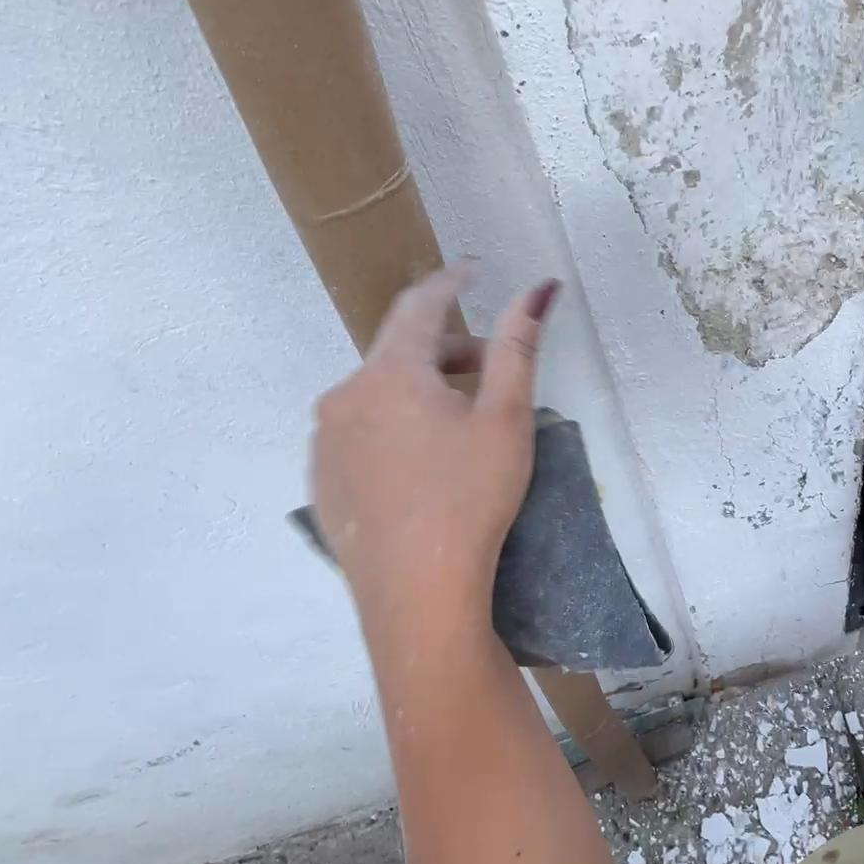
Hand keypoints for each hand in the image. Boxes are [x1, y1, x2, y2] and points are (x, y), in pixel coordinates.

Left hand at [309, 262, 559, 630]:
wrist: (417, 594)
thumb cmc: (471, 496)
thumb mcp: (506, 417)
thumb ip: (519, 346)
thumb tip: (540, 288)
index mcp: (388, 374)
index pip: (420, 306)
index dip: (451, 281)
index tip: (476, 269)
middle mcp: (343, 397)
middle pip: (400, 351)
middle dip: (450, 348)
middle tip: (495, 367)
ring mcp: (325, 442)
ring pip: (380, 392)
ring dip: (424, 387)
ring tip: (466, 417)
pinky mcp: (323, 480)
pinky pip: (362, 429)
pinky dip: (398, 422)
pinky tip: (428, 458)